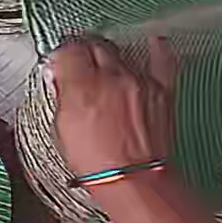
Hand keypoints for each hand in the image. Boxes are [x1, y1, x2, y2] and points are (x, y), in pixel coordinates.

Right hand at [51, 35, 178, 181]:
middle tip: (78, 59)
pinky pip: (161, 58)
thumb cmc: (97, 163)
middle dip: (83, 49)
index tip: (60, 59)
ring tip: (103, 64)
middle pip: (95, 45)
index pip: (69, 49)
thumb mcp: (62, 129)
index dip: (62, 53)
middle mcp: (112, 77)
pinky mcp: (160, 89)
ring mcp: (138, 80)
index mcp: (81, 87)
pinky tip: (152, 43)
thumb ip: (63, 96)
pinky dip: (155, 48)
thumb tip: (61, 81)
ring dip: (109, 55)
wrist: (133, 179)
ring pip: (121, 52)